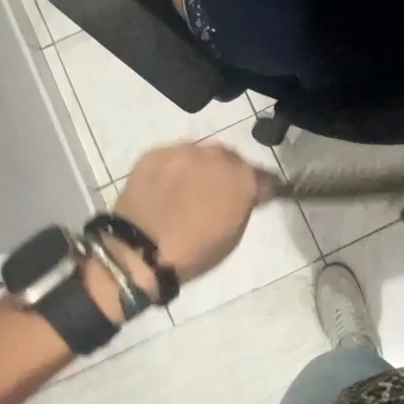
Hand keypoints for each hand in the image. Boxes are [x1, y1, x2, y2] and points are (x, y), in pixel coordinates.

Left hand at [113, 143, 277, 284]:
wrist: (140, 251)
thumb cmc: (193, 252)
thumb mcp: (232, 234)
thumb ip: (243, 205)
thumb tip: (244, 195)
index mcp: (242, 178)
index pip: (264, 177)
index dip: (262, 187)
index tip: (259, 196)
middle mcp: (217, 156)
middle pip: (231, 160)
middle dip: (229, 174)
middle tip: (219, 194)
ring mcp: (184, 151)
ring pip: (201, 155)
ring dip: (201, 168)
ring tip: (190, 189)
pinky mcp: (156, 153)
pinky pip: (174, 157)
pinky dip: (175, 169)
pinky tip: (167, 187)